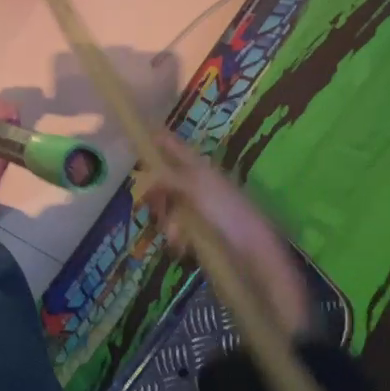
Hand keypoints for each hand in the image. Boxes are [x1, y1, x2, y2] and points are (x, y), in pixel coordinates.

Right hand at [142, 131, 313, 338]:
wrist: (254, 250)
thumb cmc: (226, 211)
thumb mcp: (194, 186)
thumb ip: (167, 176)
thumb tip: (146, 171)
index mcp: (199, 167)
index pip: (173, 146)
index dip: (156, 141)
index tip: (135, 141)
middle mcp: (197, 183)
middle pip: (164, 180)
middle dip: (157, 196)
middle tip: (154, 207)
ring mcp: (199, 207)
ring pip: (168, 206)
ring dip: (167, 221)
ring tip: (175, 236)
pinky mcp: (200, 229)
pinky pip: (177, 227)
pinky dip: (175, 235)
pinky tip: (180, 245)